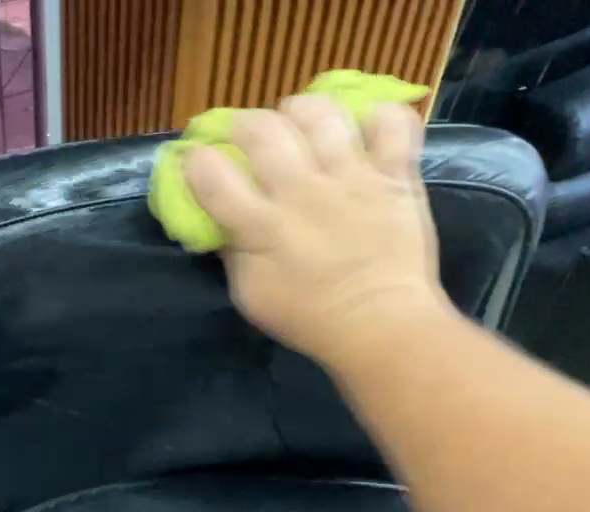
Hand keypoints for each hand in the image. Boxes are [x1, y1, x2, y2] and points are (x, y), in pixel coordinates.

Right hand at [183, 96, 455, 364]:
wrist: (378, 323)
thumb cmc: (306, 317)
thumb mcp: (250, 296)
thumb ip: (233, 253)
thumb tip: (221, 223)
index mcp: (260, 226)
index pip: (212, 175)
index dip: (196, 160)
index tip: (194, 160)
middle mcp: (302, 191)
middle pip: (262, 130)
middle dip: (242, 124)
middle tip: (242, 135)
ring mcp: (351, 177)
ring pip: (321, 114)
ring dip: (300, 110)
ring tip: (295, 119)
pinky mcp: (394, 174)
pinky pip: (390, 122)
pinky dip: (376, 116)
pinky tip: (361, 128)